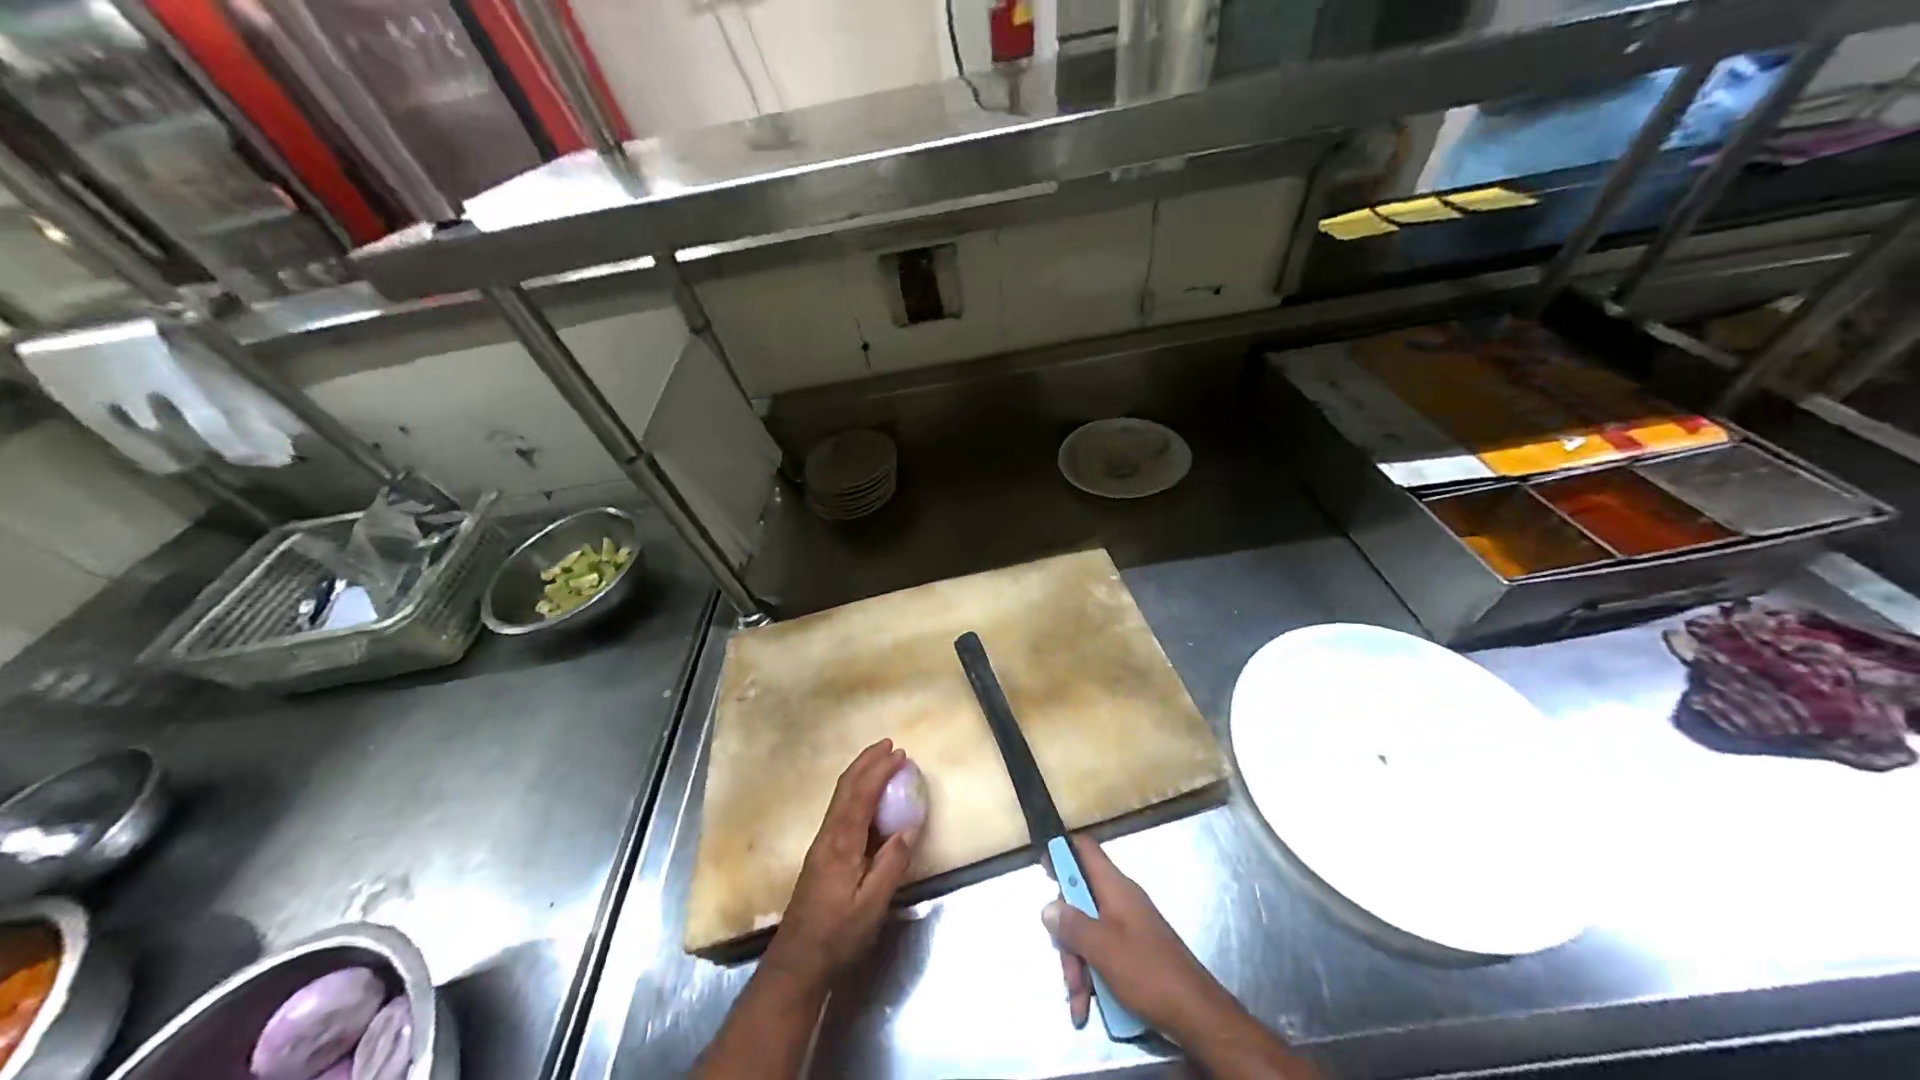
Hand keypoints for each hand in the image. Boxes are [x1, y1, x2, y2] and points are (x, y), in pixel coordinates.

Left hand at [762, 740, 920, 988]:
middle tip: (889, 745)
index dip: (879, 770)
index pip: (861, 794)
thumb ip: (892, 864)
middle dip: (866, 762)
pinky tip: (868, 798)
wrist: (798, 960)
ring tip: (881, 761)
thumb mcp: (872, 904)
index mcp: (841, 843)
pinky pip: (841, 809)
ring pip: (841, 796)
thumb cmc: (837, 934)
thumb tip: (910, 827)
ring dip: (860, 773)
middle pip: (846, 787)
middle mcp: (828, 835)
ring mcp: (822, 843)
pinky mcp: (823, 854)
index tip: (899, 753)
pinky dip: (856, 792)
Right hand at [1042, 835, 1241, 1040]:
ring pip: (1087, 933)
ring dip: (1078, 965)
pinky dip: (1092, 976)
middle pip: (1079, 900)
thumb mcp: (1101, 948)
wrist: (1196, 1015)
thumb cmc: (1148, 972)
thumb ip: (1072, 924)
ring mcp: (1127, 927)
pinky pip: (1102, 954)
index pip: (1085, 850)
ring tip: (1078, 999)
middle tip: (1066, 964)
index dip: (1061, 852)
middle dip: (1066, 934)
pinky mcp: (1133, 952)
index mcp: (1115, 887)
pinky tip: (1087, 1006)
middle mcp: (1120, 901)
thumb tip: (1049, 907)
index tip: (1043, 868)